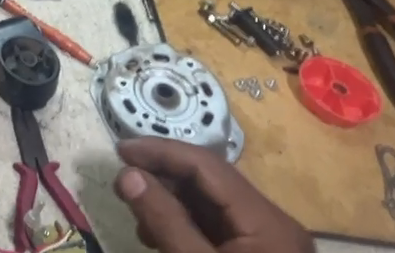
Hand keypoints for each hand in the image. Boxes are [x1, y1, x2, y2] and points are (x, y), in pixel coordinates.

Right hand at [112, 139, 313, 252]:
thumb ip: (165, 220)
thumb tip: (126, 174)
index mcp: (268, 222)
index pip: (206, 164)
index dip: (160, 151)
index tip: (119, 151)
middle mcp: (274, 224)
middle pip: (209, 181)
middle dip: (162, 178)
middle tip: (123, 185)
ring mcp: (269, 244)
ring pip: (210, 204)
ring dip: (170, 202)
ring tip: (139, 217)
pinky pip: (217, 227)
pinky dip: (186, 223)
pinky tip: (162, 235)